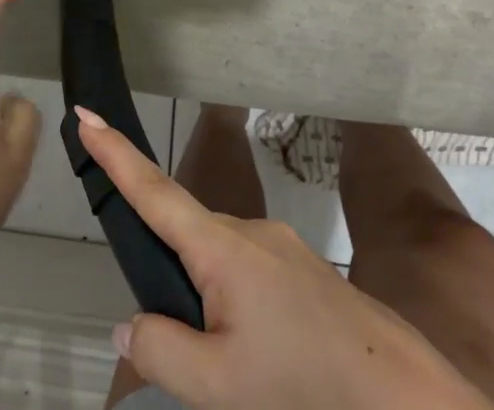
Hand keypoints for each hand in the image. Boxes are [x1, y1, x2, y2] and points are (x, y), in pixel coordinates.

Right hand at [75, 109, 493, 409]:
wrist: (407, 398)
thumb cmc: (304, 383)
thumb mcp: (215, 382)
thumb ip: (158, 348)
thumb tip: (128, 324)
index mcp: (223, 248)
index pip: (154, 191)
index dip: (115, 153)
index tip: (86, 113)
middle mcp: (253, 233)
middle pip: (186, 236)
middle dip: (168, 272)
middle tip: (184, 341)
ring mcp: (285, 249)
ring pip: (220, 261)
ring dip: (206, 297)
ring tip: (228, 362)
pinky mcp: (308, 271)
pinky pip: (250, 273)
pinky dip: (235, 303)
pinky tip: (259, 354)